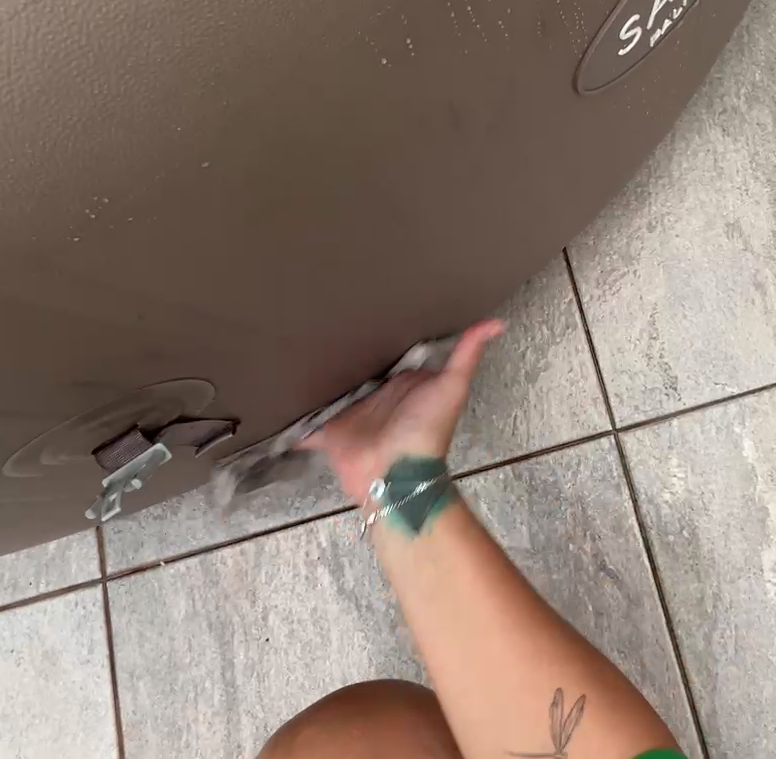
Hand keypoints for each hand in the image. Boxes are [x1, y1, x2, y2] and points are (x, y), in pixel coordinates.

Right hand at [302, 319, 507, 504]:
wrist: (395, 475)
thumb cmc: (427, 429)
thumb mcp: (452, 385)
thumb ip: (467, 354)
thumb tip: (497, 323)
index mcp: (403, 381)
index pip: (390, 351)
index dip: (381, 330)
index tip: (365, 299)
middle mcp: (377, 394)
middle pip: (358, 367)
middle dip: (343, 349)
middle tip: (320, 316)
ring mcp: (352, 412)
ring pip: (331, 387)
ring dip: (318, 374)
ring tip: (294, 344)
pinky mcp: (328, 429)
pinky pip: (307, 420)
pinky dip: (294, 413)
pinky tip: (279, 395)